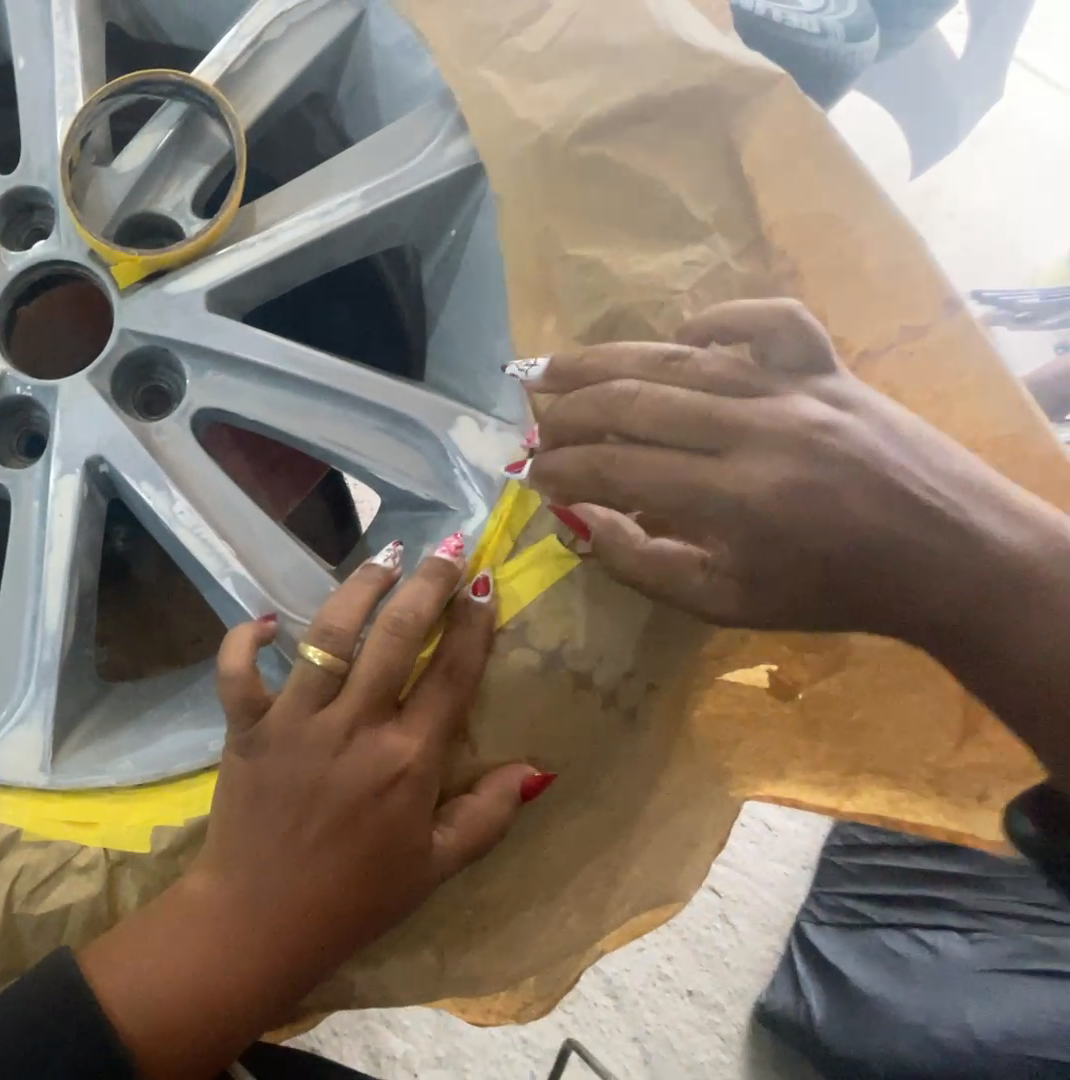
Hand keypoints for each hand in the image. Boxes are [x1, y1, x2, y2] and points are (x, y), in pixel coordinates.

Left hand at [79, 542, 546, 1079]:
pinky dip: (244, 642)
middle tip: (443, 551)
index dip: (474, 625)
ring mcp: (295, 723)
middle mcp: (355, 728)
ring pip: (326, 637)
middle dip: (425, 586)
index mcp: (409, 761)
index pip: (453, 675)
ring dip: (355, 592)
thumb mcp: (437, 867)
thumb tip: (538, 766)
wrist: (264, 917)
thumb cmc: (356, 896)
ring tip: (379, 562)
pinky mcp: (246, 728)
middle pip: (397, 639)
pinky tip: (264, 621)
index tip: (486, 583)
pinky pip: (238, 673)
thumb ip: (489, 814)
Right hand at [521, 299, 1036, 645]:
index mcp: (733, 499)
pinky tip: (681, 336)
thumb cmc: (828, 590)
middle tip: (535, 430)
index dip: (557, 469)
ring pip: (679, 358)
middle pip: (631, 403)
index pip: (612, 467)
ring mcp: (799, 392)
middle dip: (565, 415)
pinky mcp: (832, 371)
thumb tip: (576, 516)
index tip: (530, 476)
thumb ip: (636, 561)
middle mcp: (759, 433)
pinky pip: (772, 321)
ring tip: (549, 367)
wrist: (959, 559)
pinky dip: (719, 319)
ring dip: (602, 360)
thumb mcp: (719, 600)